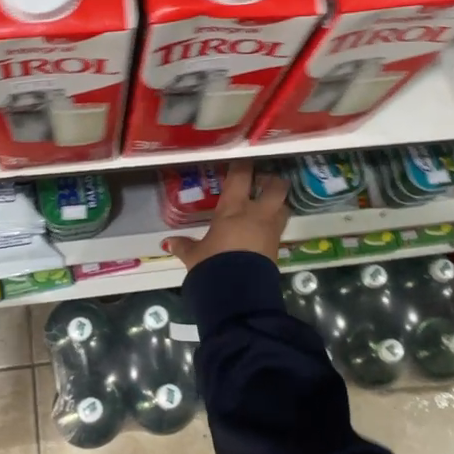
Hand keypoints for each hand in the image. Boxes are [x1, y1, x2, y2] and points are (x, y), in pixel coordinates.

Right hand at [163, 161, 289, 269]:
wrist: (237, 292)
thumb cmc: (213, 265)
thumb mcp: (195, 256)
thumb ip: (184, 246)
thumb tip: (169, 242)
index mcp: (233, 208)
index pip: (241, 176)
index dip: (243, 165)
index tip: (242, 161)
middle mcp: (257, 213)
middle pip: (276, 186)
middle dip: (273, 181)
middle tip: (262, 182)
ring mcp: (271, 229)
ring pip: (284, 206)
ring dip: (278, 203)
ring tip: (267, 206)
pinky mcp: (278, 247)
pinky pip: (279, 228)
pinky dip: (274, 225)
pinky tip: (264, 230)